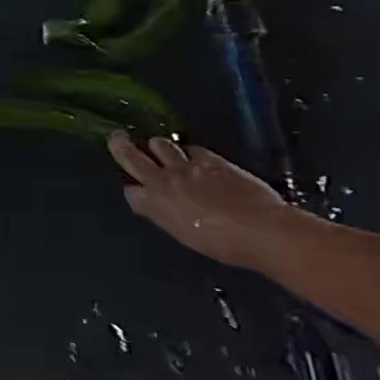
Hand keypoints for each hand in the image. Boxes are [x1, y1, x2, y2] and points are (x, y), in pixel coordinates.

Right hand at [107, 133, 296, 268]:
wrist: (262, 231)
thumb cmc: (222, 243)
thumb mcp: (182, 234)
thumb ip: (163, 215)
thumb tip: (155, 206)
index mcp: (153, 203)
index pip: (130, 190)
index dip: (131, 188)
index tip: (135, 189)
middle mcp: (164, 180)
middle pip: (132, 156)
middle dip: (121, 145)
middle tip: (117, 137)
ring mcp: (187, 167)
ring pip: (161, 145)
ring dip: (158, 145)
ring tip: (158, 145)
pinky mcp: (211, 160)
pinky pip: (192, 148)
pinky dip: (188, 151)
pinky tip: (192, 155)